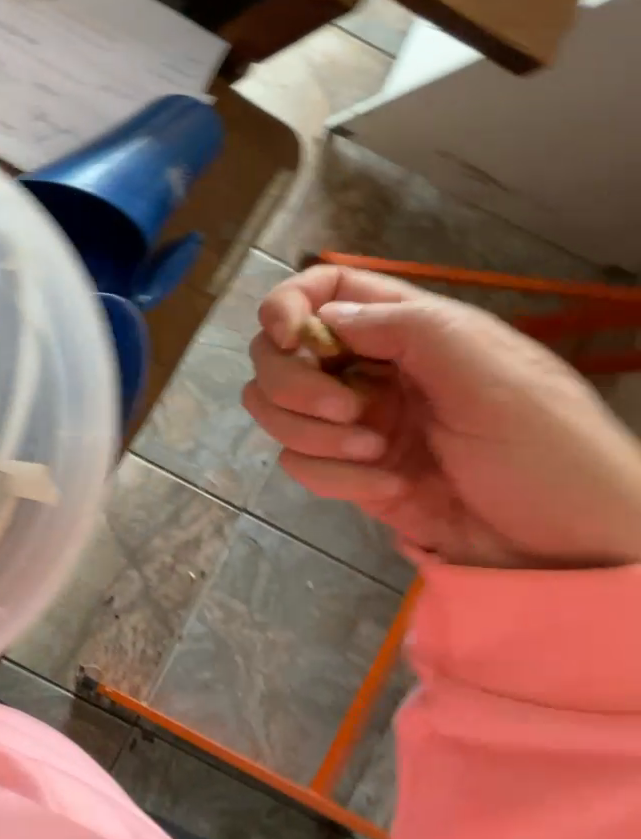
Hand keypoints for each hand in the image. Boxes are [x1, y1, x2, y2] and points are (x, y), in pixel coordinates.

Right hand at [245, 265, 640, 569]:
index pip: (324, 290)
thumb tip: (323, 320)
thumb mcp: (495, 377)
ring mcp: (352, 422)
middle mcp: (371, 370)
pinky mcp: (343, 470)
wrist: (566, 548)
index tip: (288, 339)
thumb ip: (412, 331)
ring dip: (309, 434)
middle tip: (344, 412)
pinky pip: (295, 462)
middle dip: (293, 385)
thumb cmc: (549, 452)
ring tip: (373, 455)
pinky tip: (388, 487)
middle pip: (276, 353)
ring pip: (273, 409)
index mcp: (411, 332)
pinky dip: (332, 477)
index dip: (288, 303)